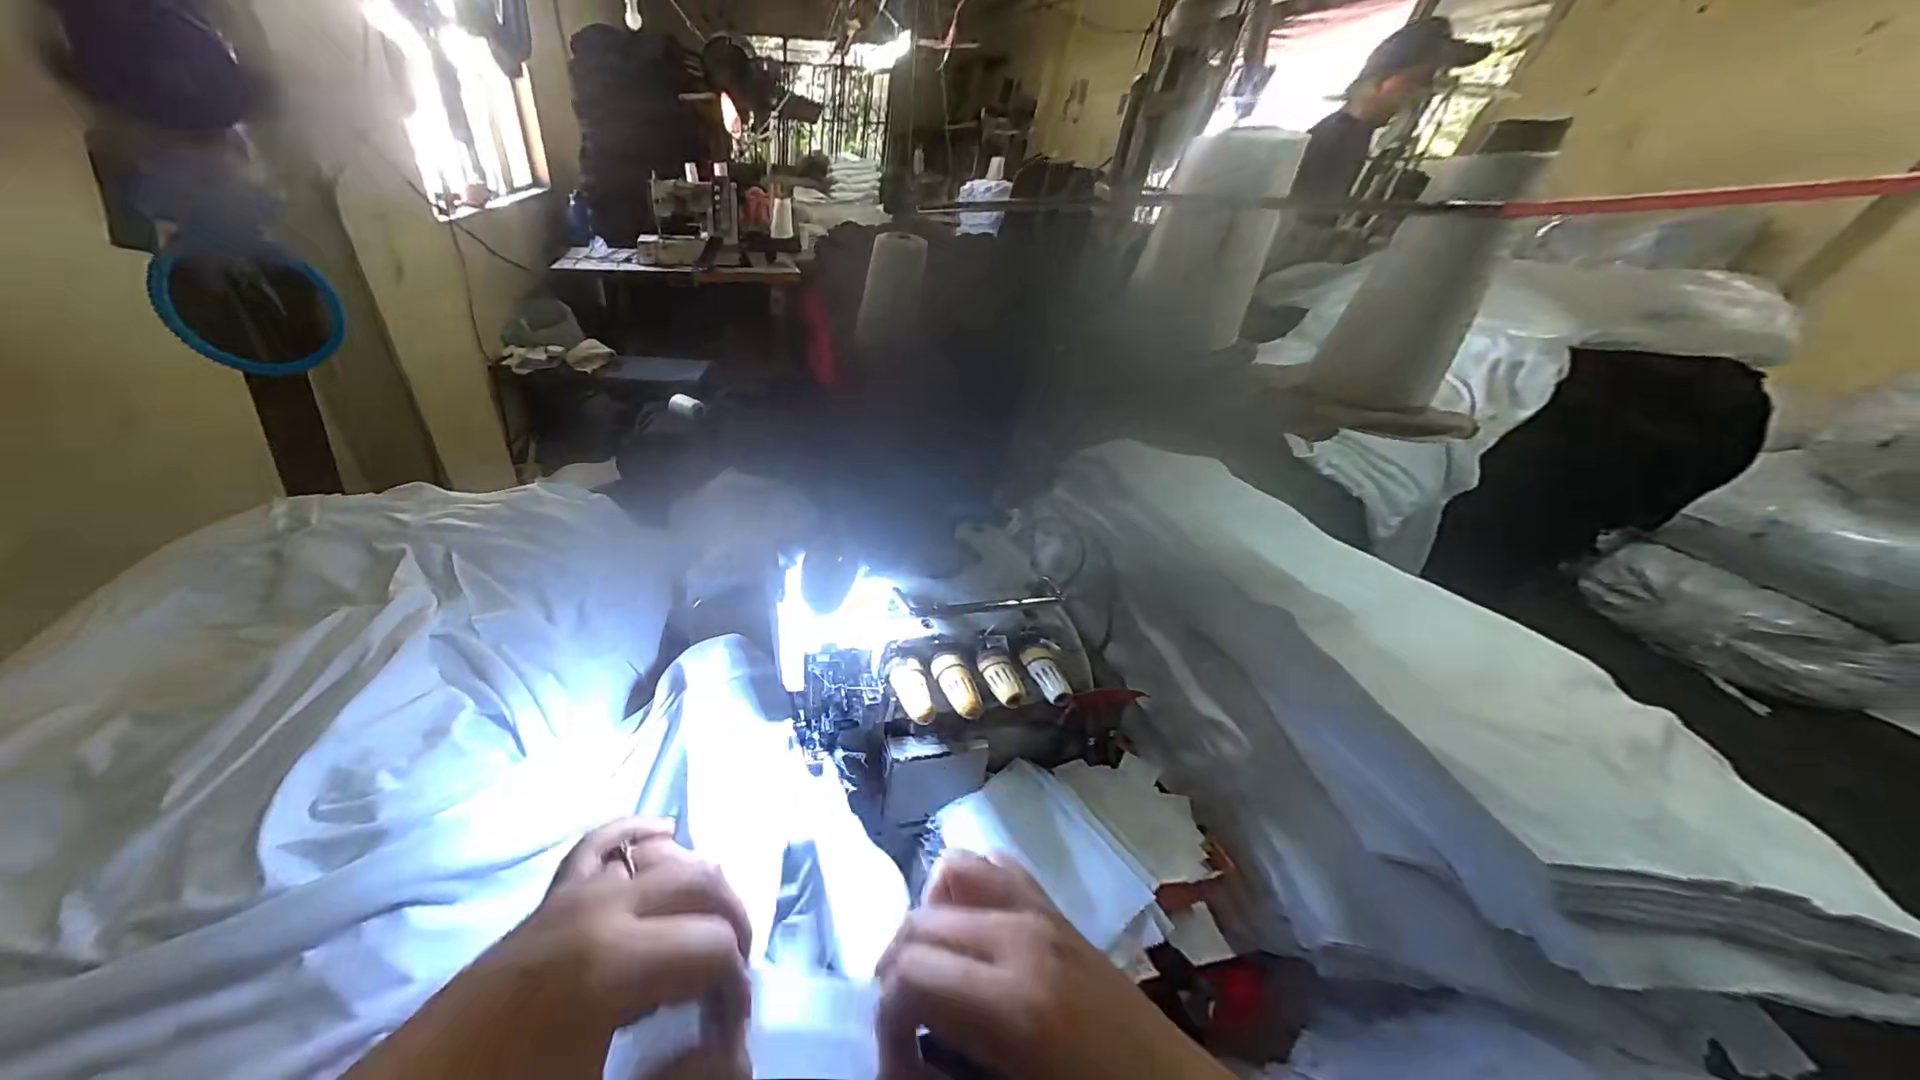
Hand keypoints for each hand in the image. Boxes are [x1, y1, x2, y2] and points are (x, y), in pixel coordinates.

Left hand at [345, 818, 752, 1079]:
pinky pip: (602, 844)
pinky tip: (666, 835)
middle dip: (734, 926)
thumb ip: (685, 1075)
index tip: (728, 1036)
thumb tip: (735, 1049)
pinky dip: (639, 835)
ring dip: (700, 888)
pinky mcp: (546, 901)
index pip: (715, 947)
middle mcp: (599, 909)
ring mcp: (568, 896)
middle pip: (704, 884)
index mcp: (611, 963)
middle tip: (729, 986)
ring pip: (666, 855)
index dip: (737, 989)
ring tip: (705, 938)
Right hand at [876, 851, 1234, 1079]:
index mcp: (1015, 1002)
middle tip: (908, 1034)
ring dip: (926, 919)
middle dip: (896, 977)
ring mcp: (1042, 911)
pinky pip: (996, 865)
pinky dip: (967, 887)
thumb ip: (945, 1073)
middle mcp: (1022, 936)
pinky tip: (971, 935)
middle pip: (919, 922)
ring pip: (952, 871)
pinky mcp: (1056, 907)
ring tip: (933, 972)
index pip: (910, 974)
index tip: (900, 1069)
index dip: (886, 1025)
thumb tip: (900, 1062)